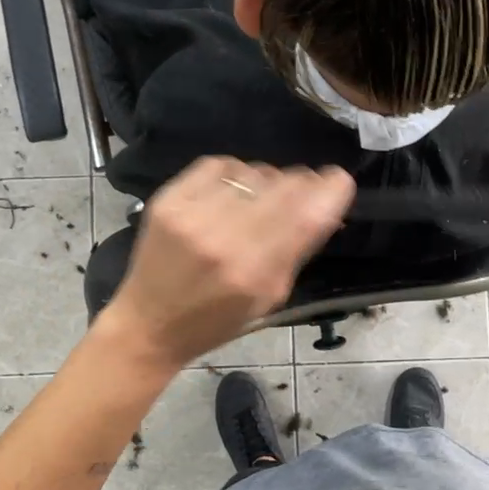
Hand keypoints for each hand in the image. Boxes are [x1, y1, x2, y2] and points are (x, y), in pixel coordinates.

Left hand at [97, 157, 354, 371]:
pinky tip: (232, 190)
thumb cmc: (215, 320)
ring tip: (261, 198)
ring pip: (253, 173)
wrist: (149, 324)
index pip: (307, 216)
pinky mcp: (168, 200)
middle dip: (303, 183)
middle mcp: (224, 240)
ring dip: (266, 181)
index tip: (339, 180)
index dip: (331, 190)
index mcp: (254, 274)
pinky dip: (234, 173)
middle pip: (284, 186)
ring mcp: (193, 216)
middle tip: (304, 189)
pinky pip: (218, 165)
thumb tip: (325, 207)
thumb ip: (296, 251)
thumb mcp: (268, 298)